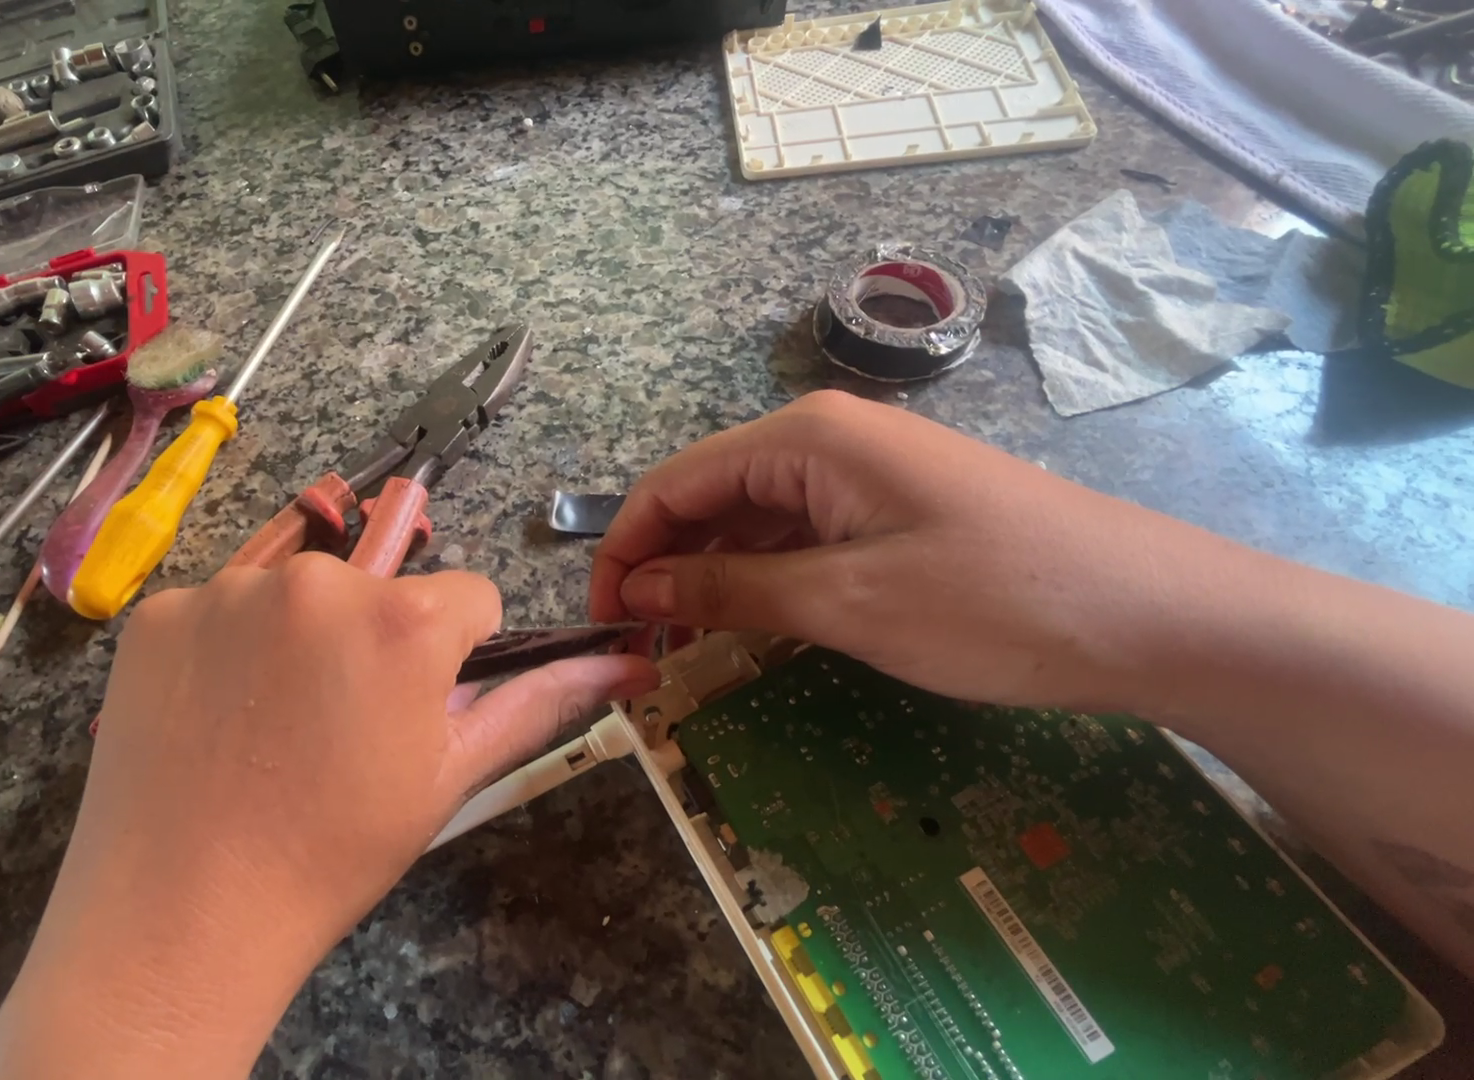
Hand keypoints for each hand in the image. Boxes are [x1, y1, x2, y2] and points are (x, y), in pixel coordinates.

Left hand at [0, 555, 657, 1077]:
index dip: (458, 652)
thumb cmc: (336, 848)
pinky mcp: (162, 605)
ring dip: (306, 630)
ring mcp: (231, 587)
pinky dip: (232, 638)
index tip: (418, 704)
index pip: (470, 598)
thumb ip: (541, 701)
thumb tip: (632, 662)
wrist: (182, 915)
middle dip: (380, 635)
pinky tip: (218, 705)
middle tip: (341, 716)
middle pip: (383, 584)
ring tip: (276, 714)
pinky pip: (223, 599)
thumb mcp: (451, 774)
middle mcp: (320, 579)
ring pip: (302, 584)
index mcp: (406, 619)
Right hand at [590, 390, 1266, 713]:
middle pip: (705, 497)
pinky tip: (744, 621)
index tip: (602, 623)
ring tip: (678, 646)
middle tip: (637, 647)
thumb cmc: (995, 601)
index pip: (673, 484)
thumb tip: (632, 590)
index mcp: (803, 438)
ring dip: (705, 577)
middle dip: (661, 566)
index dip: (625, 551)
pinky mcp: (885, 508)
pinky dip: (756, 578)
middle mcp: (822, 438)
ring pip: (747, 519)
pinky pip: (793, 535)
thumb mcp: (842, 601)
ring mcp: (857, 473)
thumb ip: (725, 587)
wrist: (1161, 619)